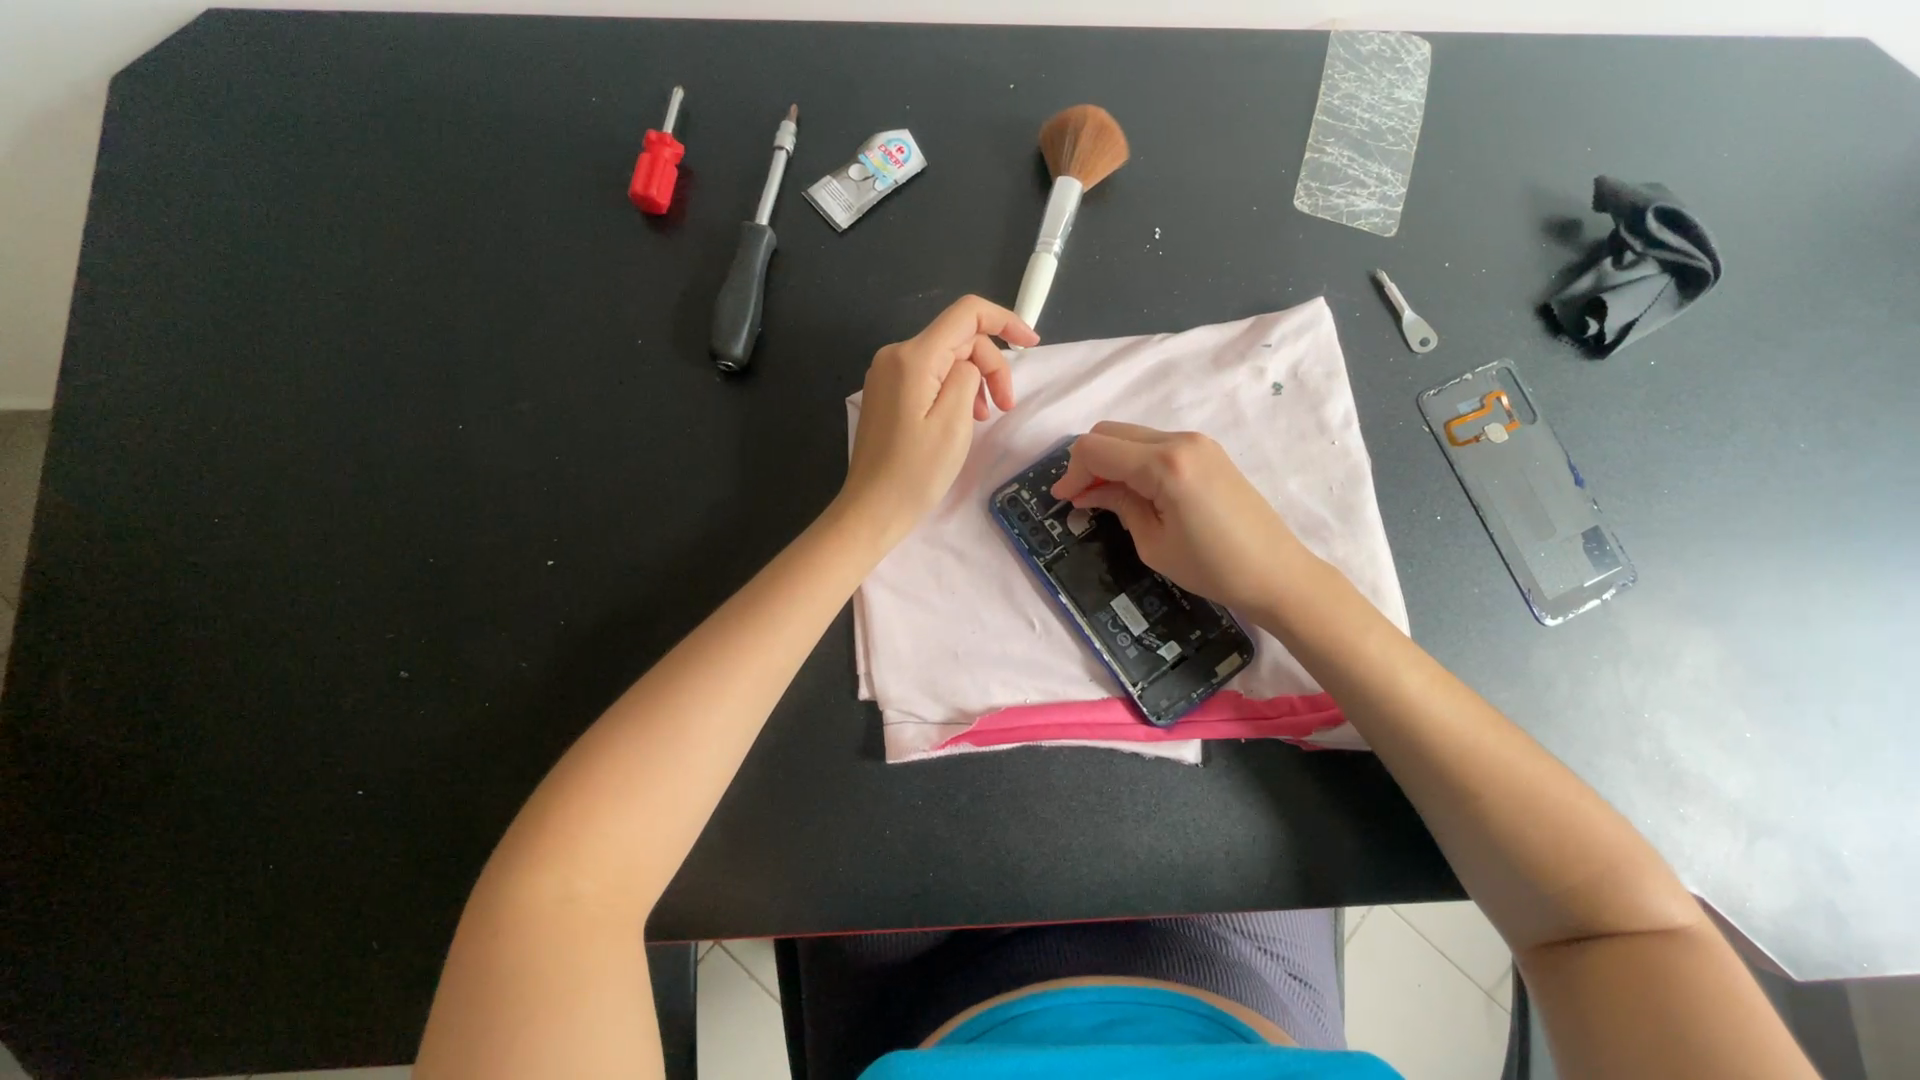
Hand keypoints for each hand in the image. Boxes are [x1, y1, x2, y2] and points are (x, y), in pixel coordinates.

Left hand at [842, 295, 1039, 539]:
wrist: (873, 508)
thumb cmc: (916, 471)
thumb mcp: (954, 422)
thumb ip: (968, 376)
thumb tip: (969, 365)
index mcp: (913, 357)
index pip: (966, 313)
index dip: (1005, 321)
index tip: (1032, 344)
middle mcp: (895, 355)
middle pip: (958, 338)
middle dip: (990, 366)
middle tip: (1005, 408)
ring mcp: (887, 374)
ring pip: (946, 358)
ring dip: (974, 380)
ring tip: (982, 418)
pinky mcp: (887, 392)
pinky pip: (930, 375)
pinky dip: (953, 389)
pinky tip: (961, 418)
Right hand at [1050, 422, 1312, 613]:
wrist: (1277, 572)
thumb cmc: (1212, 567)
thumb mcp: (1153, 542)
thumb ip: (1119, 505)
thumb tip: (1090, 492)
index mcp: (1165, 464)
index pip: (1097, 449)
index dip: (1072, 472)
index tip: (1063, 500)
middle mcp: (1180, 440)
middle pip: (1111, 432)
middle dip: (1087, 461)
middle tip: (1079, 498)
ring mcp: (1198, 442)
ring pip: (1132, 435)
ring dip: (1110, 459)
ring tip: (1103, 497)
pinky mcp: (1208, 452)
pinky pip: (1155, 444)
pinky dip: (1133, 460)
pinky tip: (1132, 490)